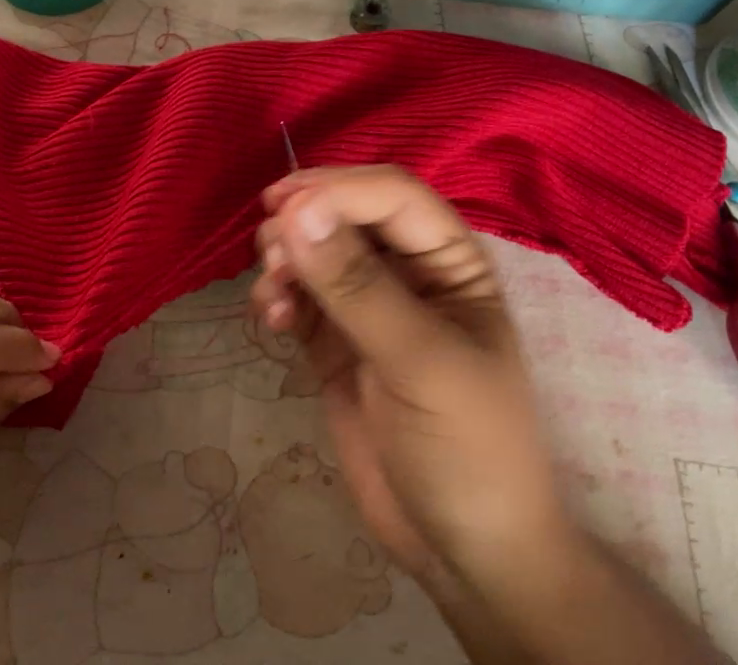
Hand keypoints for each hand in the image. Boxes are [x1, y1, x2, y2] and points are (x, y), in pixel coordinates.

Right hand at [251, 166, 574, 593]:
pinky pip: (296, 298)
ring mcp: (367, 310)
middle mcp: (408, 273)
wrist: (463, 548)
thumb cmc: (468, 448)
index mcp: (451, 261)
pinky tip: (271, 321)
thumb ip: (358, 287)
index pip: (391, 196)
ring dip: (284, 261)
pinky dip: (277, 297)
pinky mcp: (333, 345)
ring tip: (271, 297)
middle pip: (345, 215)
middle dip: (303, 223)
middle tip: (269, 255)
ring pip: (313, 253)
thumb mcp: (421, 362)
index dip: (338, 190)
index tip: (281, 208)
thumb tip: (298, 211)